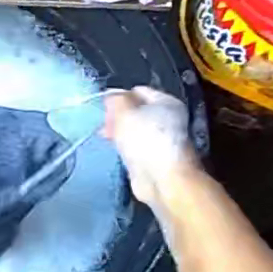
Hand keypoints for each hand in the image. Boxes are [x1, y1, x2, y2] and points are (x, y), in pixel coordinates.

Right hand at [103, 87, 201, 212]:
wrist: (163, 180)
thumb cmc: (145, 140)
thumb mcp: (125, 112)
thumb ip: (116, 100)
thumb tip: (112, 97)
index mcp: (166, 102)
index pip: (138, 91)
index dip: (119, 97)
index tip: (104, 108)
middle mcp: (168, 119)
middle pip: (136, 110)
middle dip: (117, 116)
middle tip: (104, 125)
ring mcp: (162, 140)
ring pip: (135, 129)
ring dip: (119, 132)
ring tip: (106, 138)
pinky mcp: (154, 158)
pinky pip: (135, 146)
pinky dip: (125, 147)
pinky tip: (115, 151)